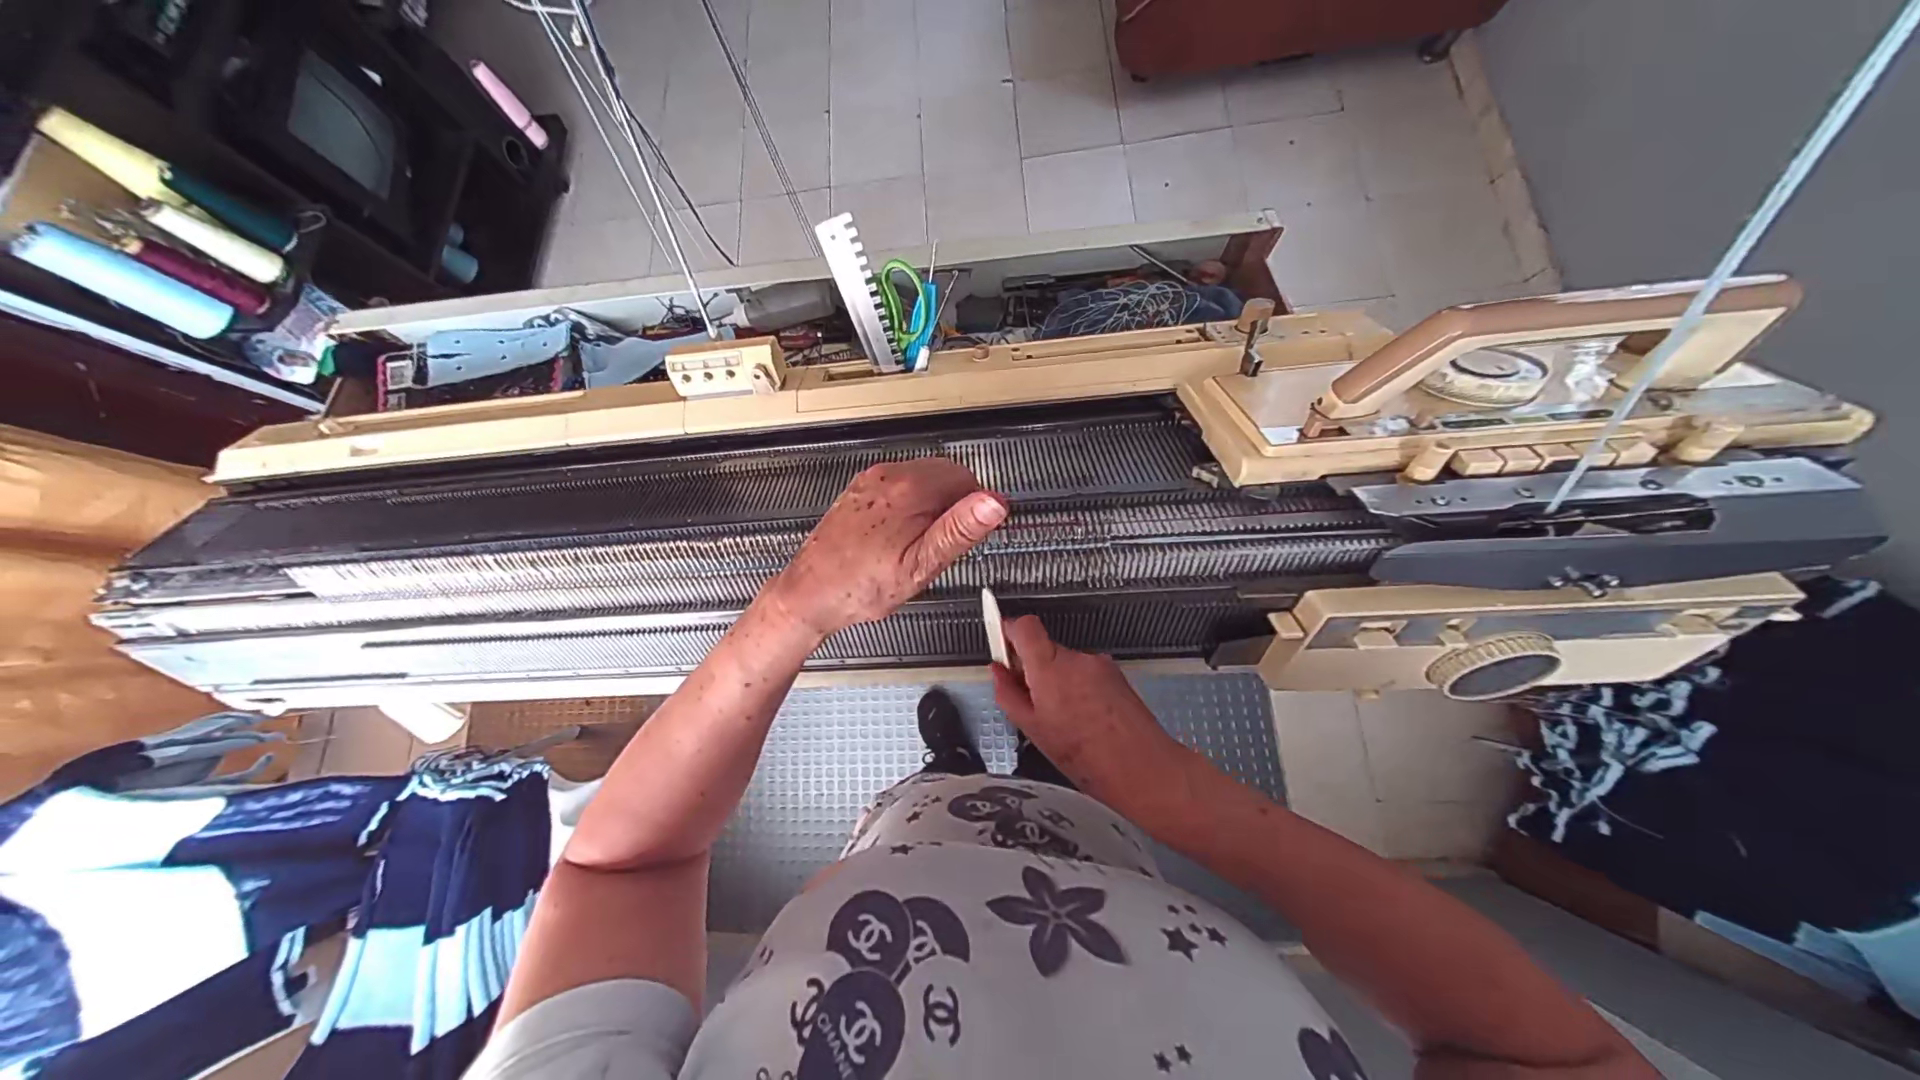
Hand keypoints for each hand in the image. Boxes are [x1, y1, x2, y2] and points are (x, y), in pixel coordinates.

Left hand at [760, 458, 1007, 638]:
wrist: (810, 593)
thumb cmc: (859, 586)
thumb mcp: (921, 566)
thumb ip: (959, 529)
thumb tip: (993, 503)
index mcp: (909, 489)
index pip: (967, 479)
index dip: (973, 510)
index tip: (964, 536)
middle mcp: (888, 476)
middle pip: (945, 475)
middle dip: (952, 507)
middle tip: (938, 545)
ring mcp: (871, 481)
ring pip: (923, 480)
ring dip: (930, 506)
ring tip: (915, 545)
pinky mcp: (859, 491)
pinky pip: (899, 488)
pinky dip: (907, 507)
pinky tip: (896, 538)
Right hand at [991, 615, 1183, 797]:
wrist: (1140, 766)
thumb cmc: (1087, 755)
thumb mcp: (1033, 729)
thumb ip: (1008, 694)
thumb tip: (998, 672)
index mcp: (1049, 668)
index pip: (1025, 626)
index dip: (1010, 631)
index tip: (1003, 644)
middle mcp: (1076, 659)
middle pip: (1045, 648)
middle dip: (1035, 669)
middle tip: (1034, 702)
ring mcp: (1098, 664)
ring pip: (1066, 663)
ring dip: (1060, 682)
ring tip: (1065, 719)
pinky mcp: (1115, 673)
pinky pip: (1086, 673)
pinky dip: (1080, 689)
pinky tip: (1085, 718)